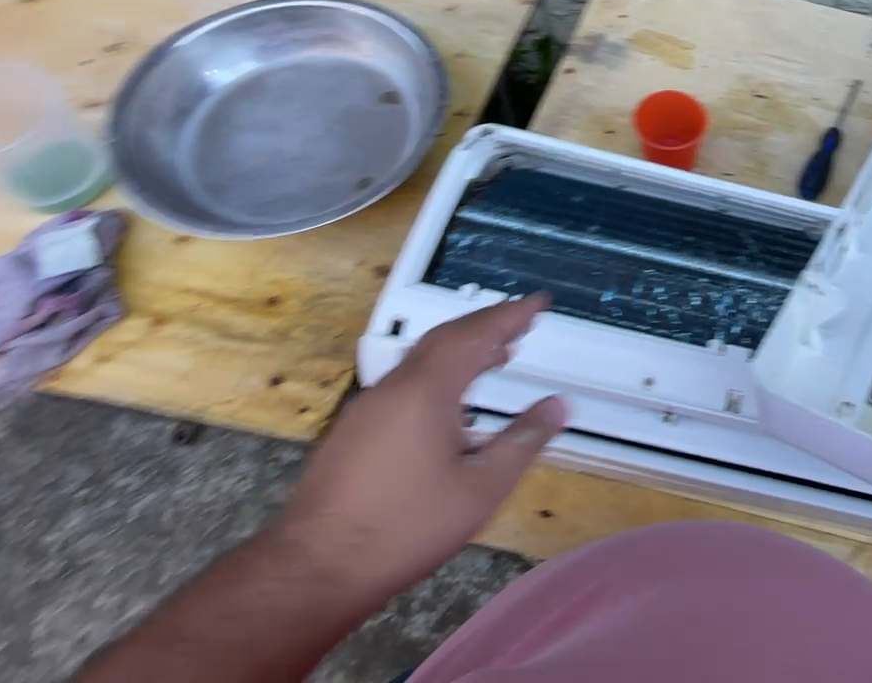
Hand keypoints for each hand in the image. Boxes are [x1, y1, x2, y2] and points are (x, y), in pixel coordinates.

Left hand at [267, 296, 566, 601]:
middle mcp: (394, 387)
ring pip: (422, 361)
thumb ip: (522, 441)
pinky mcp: (354, 432)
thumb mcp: (481, 488)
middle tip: (521, 323)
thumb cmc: (406, 527)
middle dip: (487, 326)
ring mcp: (368, 409)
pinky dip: (440, 374)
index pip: (476, 335)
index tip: (539, 300)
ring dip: (463, 349)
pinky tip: (452, 404)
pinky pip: (406, 383)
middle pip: (445, 338)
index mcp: (427, 390)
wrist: (313, 571)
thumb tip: (559, 405)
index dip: (511, 315)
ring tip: (497, 356)